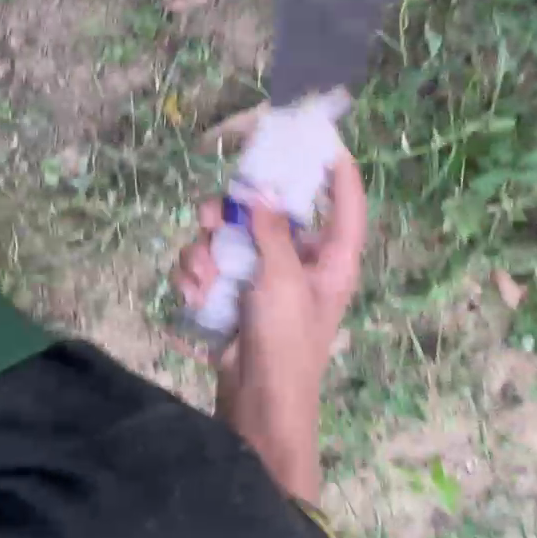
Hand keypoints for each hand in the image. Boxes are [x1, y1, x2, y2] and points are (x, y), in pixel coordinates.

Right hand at [175, 154, 366, 502]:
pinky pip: (203, 264)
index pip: (343, 205)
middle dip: (226, 219)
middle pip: (261, 215)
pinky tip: (195, 296)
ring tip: (201, 279)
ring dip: (202, 254)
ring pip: (222, 237)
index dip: (337, 173)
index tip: (324, 142)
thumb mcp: (282, 281)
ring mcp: (259, 276)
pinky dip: (193, 277)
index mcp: (330, 258)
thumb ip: (272, 232)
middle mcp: (295, 261)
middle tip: (207, 220)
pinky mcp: (228, 291)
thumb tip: (262, 190)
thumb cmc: (286, 340)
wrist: (257, 395)